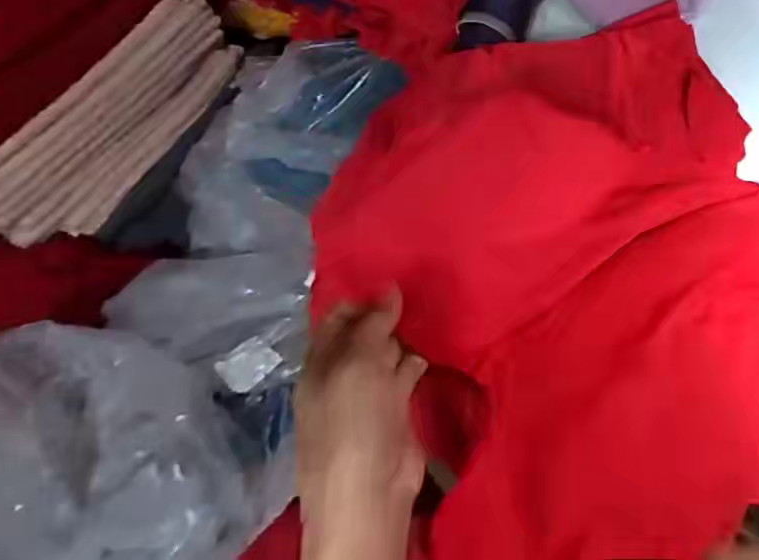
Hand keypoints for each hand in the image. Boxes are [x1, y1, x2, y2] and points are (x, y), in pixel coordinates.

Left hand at [297, 289, 427, 559]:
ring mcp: (369, 390)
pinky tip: (438, 338)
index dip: (360, 296)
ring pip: (388, 348)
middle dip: (388, 310)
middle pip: (365, 332)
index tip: (394, 270)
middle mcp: (342, 374)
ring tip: (436, 301)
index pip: (336, 320)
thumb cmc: (354, 424)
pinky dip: (420, 353)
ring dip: (407, 331)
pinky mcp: (396, 403)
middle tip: (423, 279)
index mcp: (320, 366)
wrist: (371, 489)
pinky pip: (407, 368)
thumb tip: (390, 287)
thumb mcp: (358, 366)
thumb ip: (373, 324)